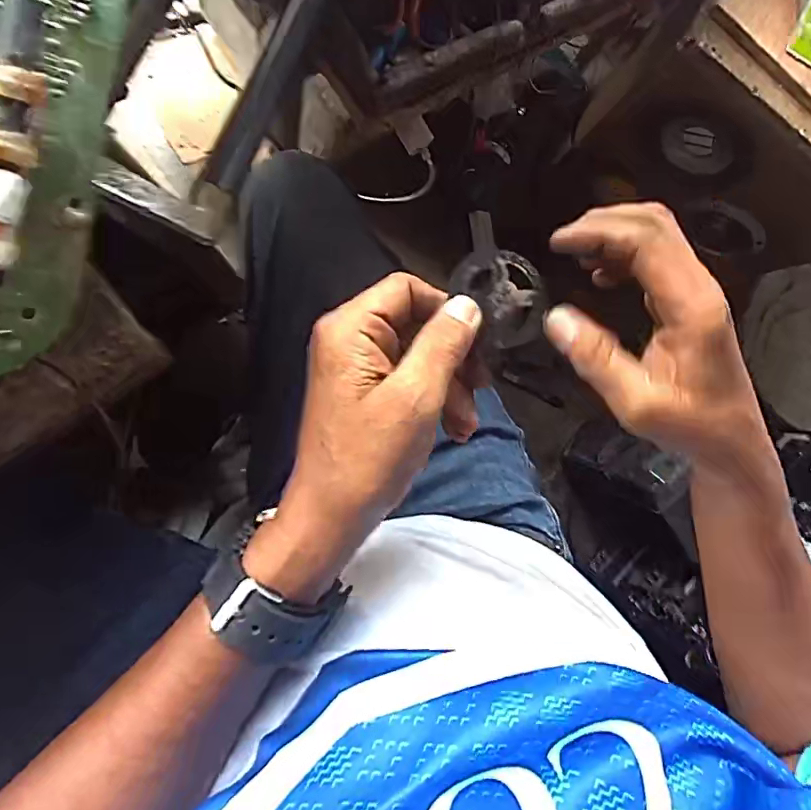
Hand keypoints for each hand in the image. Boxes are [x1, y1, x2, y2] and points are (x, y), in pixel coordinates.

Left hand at [246, 273, 483, 600]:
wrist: (330, 520)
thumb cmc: (368, 459)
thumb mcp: (417, 396)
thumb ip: (444, 343)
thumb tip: (467, 305)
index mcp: (351, 330)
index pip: (407, 289)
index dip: (446, 309)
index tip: (475, 343)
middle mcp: (349, 340)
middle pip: (417, 321)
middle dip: (454, 355)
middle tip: (480, 386)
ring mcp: (357, 367)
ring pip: (420, 352)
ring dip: (451, 383)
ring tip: (466, 420)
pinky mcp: (366, 392)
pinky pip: (410, 378)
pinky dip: (436, 398)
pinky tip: (454, 427)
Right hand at [544, 203, 768, 470]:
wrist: (732, 440)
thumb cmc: (693, 425)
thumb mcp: (637, 404)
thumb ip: (596, 359)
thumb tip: (557, 320)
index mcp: (691, 306)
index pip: (646, 240)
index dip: (598, 231)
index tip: (561, 242)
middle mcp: (700, 288)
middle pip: (654, 223)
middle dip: (604, 222)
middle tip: (565, 241)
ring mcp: (699, 290)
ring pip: (658, 234)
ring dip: (614, 234)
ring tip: (577, 252)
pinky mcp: (692, 298)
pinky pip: (658, 256)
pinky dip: (625, 252)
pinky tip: (602, 272)